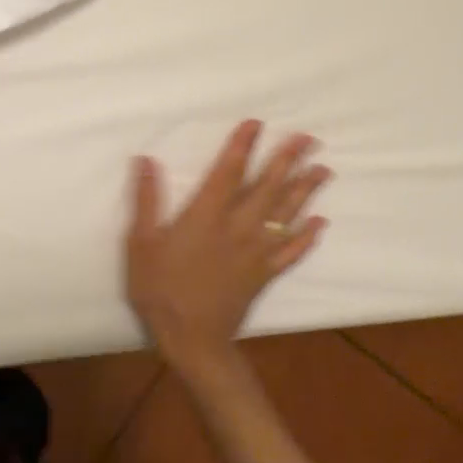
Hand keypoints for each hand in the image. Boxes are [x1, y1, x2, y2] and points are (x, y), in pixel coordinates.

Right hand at [125, 120, 331, 373]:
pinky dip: (307, 236)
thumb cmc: (159, 287)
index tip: (256, 124)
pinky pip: (291, 251)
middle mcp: (236, 229)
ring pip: (285, 215)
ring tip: (322, 168)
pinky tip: (320, 222)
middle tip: (308, 138)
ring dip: (305, 190)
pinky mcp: (263, 275)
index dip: (242, 147)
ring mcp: (255, 253)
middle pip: (266, 189)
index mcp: (204, 217)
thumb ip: (146, 200)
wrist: (192, 338)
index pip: (228, 173)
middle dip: (286, 161)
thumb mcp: (141, 242)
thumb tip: (147, 159)